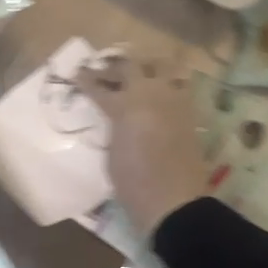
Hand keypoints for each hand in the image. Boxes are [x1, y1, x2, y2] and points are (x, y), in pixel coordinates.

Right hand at [77, 54, 211, 235]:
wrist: (174, 201)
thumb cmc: (133, 183)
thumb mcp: (112, 153)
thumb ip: (115, 126)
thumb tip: (118, 117)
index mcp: (124, 107)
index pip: (99, 87)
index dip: (86, 80)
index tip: (77, 74)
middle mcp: (150, 94)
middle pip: (130, 66)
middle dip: (115, 67)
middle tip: (105, 73)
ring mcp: (173, 100)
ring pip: (163, 66)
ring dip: (148, 66)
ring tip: (139, 74)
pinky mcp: (190, 111)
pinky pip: (180, 85)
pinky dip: (169, 83)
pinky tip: (161, 93)